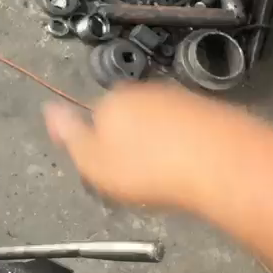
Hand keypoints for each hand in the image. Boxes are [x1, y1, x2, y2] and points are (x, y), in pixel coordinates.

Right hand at [45, 84, 251, 209]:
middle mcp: (146, 92)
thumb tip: (50, 111)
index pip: (92, 119)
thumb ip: (68, 135)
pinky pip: (187, 133)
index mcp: (110, 102)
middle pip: (126, 119)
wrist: (223, 167)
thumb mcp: (92, 161)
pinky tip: (186, 172)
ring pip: (158, 126)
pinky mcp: (212, 113)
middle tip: (131, 178)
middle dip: (127, 145)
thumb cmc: (152, 169)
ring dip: (157, 149)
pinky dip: (184, 150)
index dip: (95, 147)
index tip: (102, 168)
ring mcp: (181, 100)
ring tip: (161, 180)